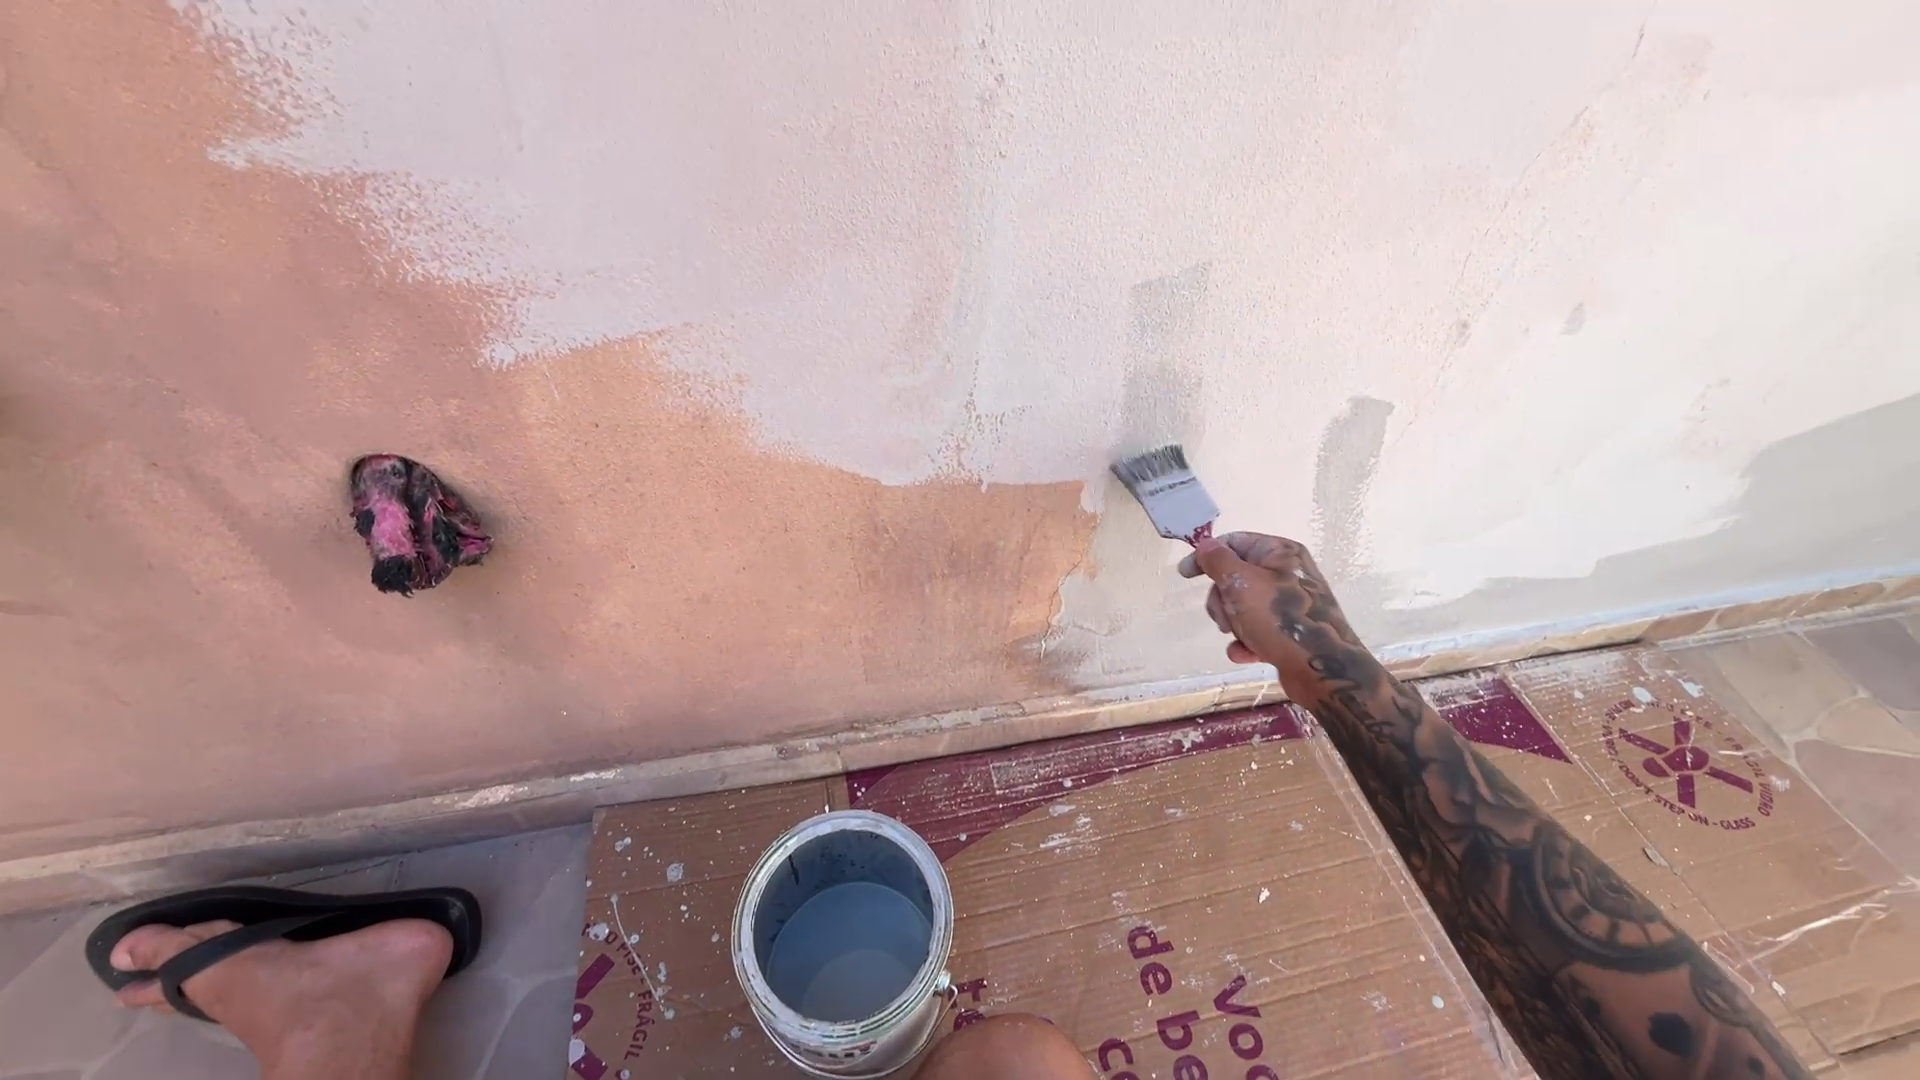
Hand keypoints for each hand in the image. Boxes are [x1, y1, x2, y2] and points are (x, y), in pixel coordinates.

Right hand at [1177, 531, 1353, 667]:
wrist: (1321, 669)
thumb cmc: (1280, 618)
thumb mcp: (1242, 583)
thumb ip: (1218, 560)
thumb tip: (1205, 545)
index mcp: (1279, 553)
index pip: (1234, 542)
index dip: (1207, 556)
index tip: (1186, 574)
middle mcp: (1285, 573)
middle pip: (1234, 577)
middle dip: (1222, 600)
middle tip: (1226, 618)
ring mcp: (1287, 603)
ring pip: (1241, 605)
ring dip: (1232, 622)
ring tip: (1239, 637)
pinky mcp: (1287, 630)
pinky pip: (1255, 629)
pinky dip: (1245, 640)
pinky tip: (1244, 652)